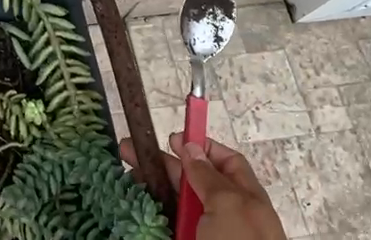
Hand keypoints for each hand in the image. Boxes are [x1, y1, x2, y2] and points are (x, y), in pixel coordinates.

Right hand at [119, 131, 288, 239]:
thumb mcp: (228, 205)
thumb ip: (207, 175)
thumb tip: (191, 147)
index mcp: (244, 197)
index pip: (225, 162)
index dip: (201, 147)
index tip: (172, 139)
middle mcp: (224, 214)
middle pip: (191, 180)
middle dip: (162, 163)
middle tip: (128, 150)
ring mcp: (204, 233)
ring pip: (174, 204)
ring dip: (150, 187)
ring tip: (126, 176)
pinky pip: (164, 226)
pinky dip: (148, 214)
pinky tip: (130, 204)